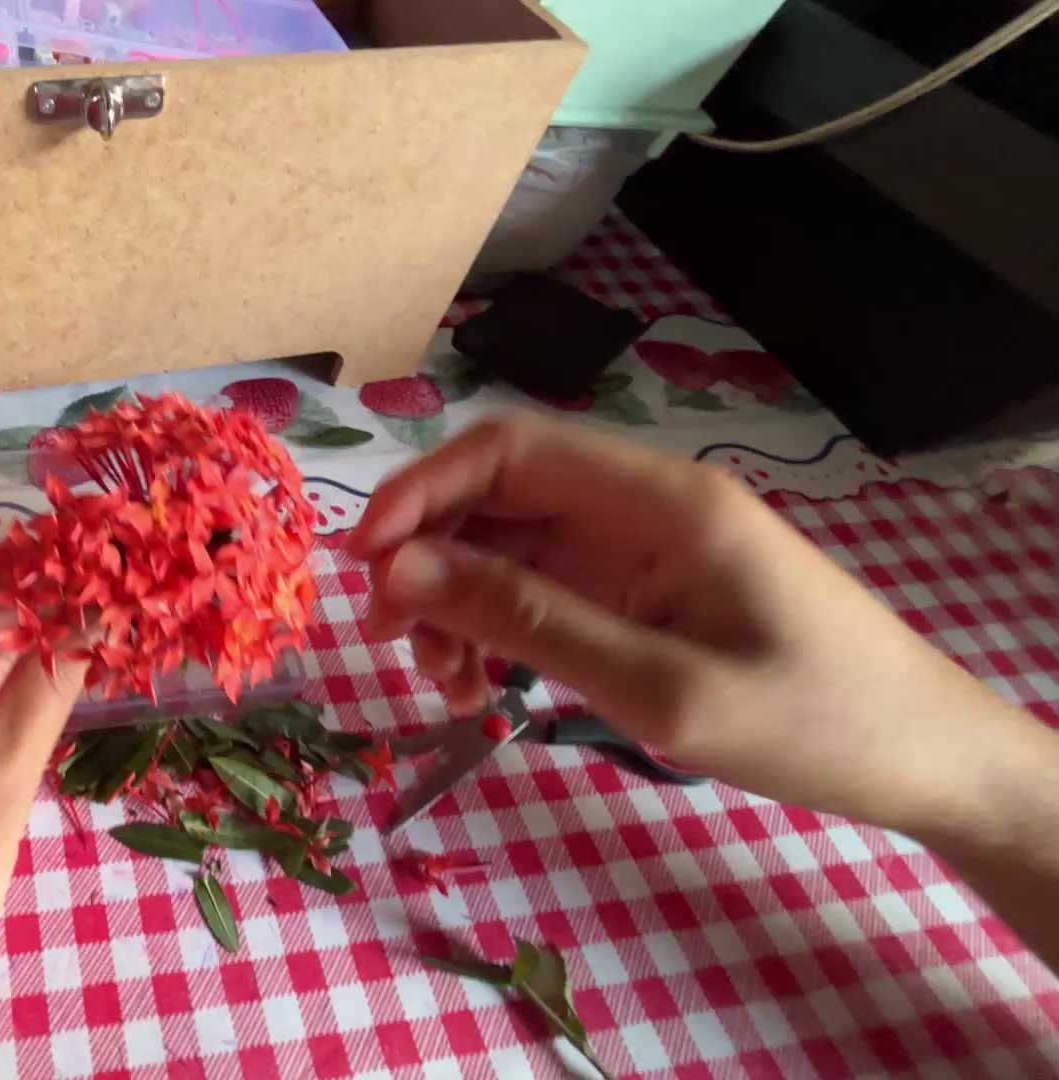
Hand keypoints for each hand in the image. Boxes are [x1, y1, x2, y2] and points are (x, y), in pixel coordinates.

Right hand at [345, 413, 1051, 840]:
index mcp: (655, 499)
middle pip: (488, 499)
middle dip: (422, 559)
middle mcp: (628, 507)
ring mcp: (620, 548)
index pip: (506, 450)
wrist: (929, 769)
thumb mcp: (657, 685)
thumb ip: (523, 618)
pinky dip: (482, 630)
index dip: (420, 489)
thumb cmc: (815, 724)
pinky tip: (477, 685)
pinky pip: (520, 590)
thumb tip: (399, 570)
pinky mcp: (616, 588)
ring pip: (493, 548)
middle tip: (387, 634)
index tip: (364, 557)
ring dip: (447, 605)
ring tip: (444, 680)